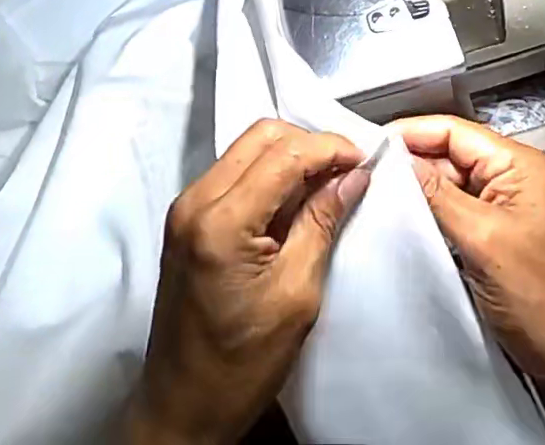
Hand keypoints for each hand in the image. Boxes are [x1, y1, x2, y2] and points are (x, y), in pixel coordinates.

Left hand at [130, 119, 370, 444]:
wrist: (182, 410)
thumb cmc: (239, 366)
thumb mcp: (297, 293)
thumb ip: (323, 221)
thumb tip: (354, 175)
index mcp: (220, 224)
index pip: (285, 154)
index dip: (331, 149)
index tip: (363, 160)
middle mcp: (195, 203)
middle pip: (264, 135)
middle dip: (312, 144)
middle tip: (346, 170)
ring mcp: (187, 207)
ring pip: (251, 145)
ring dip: (293, 154)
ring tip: (326, 183)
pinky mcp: (189, 216)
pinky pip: (238, 167)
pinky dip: (273, 170)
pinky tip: (298, 196)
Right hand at [393, 114, 544, 386]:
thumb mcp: (484, 240)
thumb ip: (440, 196)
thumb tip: (402, 162)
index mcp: (520, 165)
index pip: (457, 131)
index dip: (413, 132)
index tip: (374, 142)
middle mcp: (514, 177)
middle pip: (452, 154)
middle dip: (412, 162)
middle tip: (369, 174)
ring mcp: (506, 205)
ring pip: (452, 183)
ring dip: (420, 189)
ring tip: (379, 196)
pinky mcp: (498, 232)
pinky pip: (459, 210)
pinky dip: (434, 213)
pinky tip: (407, 221)